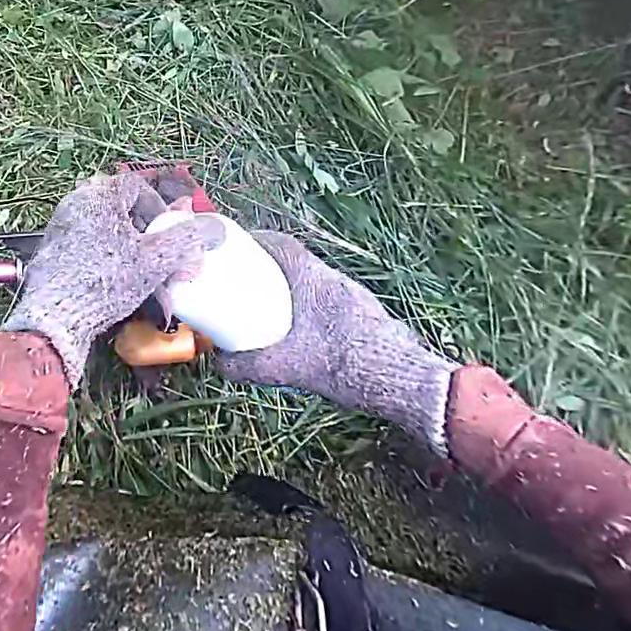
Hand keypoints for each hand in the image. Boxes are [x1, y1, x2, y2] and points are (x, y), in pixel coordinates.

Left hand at [3, 173, 224, 386]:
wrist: (56, 314)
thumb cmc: (106, 280)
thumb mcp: (157, 258)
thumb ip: (189, 238)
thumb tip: (215, 227)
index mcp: (97, 196)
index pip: (135, 185)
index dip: (160, 206)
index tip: (171, 233)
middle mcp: (75, 204)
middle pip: (123, 211)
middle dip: (151, 238)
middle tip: (166, 263)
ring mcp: (62, 228)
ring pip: (109, 234)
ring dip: (136, 255)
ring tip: (153, 285)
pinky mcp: (55, 251)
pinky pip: (91, 249)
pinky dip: (113, 263)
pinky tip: (125, 290)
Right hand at [216, 232, 458, 453]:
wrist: (412, 390)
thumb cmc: (349, 368)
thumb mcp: (288, 369)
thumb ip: (248, 366)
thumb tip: (218, 364)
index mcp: (314, 280)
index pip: (282, 244)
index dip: (256, 240)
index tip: (235, 246)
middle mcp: (336, 281)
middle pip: (295, 260)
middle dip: (266, 265)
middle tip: (242, 278)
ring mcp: (355, 298)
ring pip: (313, 280)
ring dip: (288, 286)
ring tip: (266, 303)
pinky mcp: (367, 316)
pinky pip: (327, 298)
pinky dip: (307, 303)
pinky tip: (301, 328)